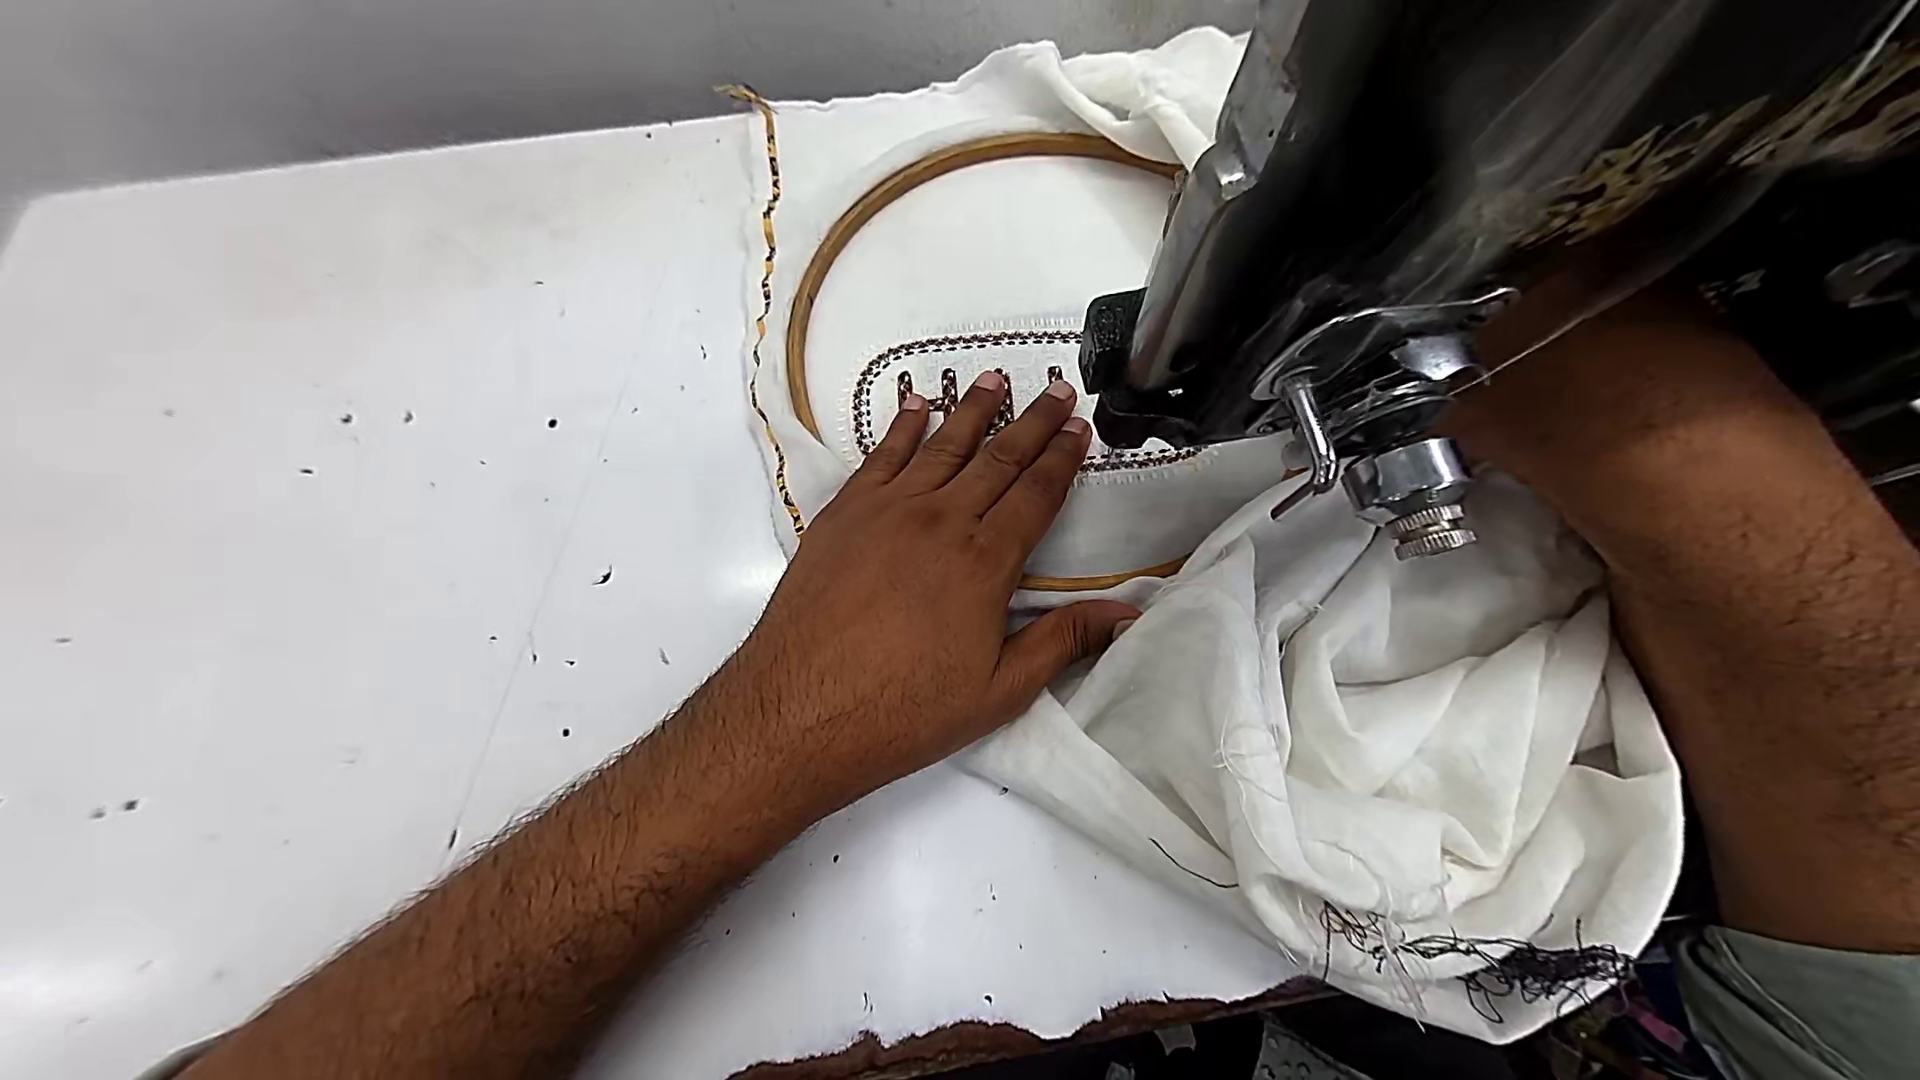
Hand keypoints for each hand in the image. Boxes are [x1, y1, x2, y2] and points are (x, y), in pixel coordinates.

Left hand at [714, 371, 1137, 817]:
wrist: (799, 711)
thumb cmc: (905, 709)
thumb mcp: (999, 690)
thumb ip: (1063, 643)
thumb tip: (1127, 616)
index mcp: (984, 562)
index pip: (1036, 495)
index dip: (1061, 459)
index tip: (1079, 428)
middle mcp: (940, 521)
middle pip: (997, 460)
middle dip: (1032, 422)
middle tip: (1057, 390)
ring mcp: (887, 511)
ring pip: (942, 447)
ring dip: (973, 411)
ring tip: (995, 380)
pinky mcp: (844, 514)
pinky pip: (881, 457)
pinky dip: (903, 427)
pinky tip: (916, 405)